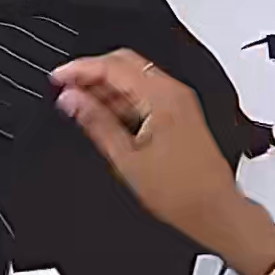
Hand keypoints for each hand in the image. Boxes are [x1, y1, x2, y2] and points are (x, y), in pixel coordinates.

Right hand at [52, 51, 274, 274]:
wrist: (216, 212)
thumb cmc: (182, 192)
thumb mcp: (126, 158)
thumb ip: (96, 122)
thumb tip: (71, 99)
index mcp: (160, 96)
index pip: (111, 66)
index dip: (79, 69)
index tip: (58, 78)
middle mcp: (172, 91)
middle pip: (123, 62)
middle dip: (90, 70)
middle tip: (65, 86)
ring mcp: (177, 100)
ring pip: (133, 74)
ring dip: (104, 83)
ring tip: (79, 101)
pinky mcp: (178, 110)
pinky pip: (143, 90)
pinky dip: (120, 95)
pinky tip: (103, 111)